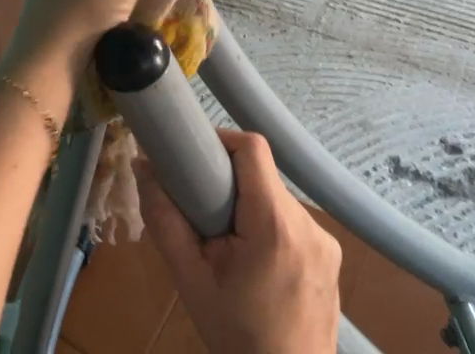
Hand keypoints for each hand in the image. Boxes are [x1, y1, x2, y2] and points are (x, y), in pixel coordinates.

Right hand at [139, 130, 341, 353]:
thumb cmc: (235, 335)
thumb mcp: (188, 277)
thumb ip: (163, 216)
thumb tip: (141, 164)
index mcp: (276, 225)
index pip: (253, 148)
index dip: (220, 141)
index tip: (193, 161)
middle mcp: (310, 225)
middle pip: (261, 176)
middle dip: (227, 184)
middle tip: (198, 213)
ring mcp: (327, 242)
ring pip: (275, 198)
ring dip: (246, 208)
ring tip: (224, 245)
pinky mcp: (333, 258)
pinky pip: (291, 222)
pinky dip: (266, 228)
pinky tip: (252, 264)